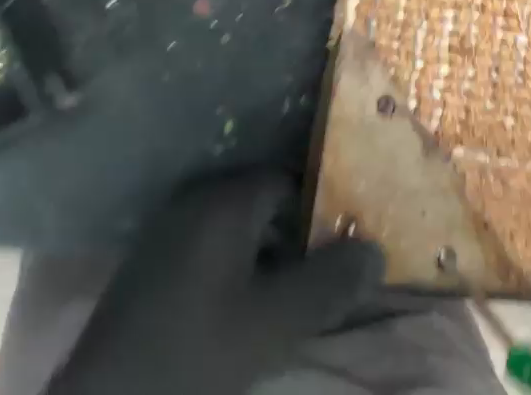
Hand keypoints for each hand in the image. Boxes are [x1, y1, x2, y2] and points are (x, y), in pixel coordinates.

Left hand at [46, 172, 382, 394]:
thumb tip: (375, 250)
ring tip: (301, 295)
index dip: (324, 205)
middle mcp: (193, 202)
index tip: (354, 237)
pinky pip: (212, 249)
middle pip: (262, 204)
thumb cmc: (197, 350)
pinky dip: (240, 269)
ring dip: (271, 256)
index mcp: (223, 202)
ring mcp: (168, 231)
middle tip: (335, 271)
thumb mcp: (274, 323)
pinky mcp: (155, 263)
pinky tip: (252, 307)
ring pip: (237, 230)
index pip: (286, 180)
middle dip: (300, 234)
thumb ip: (328, 283)